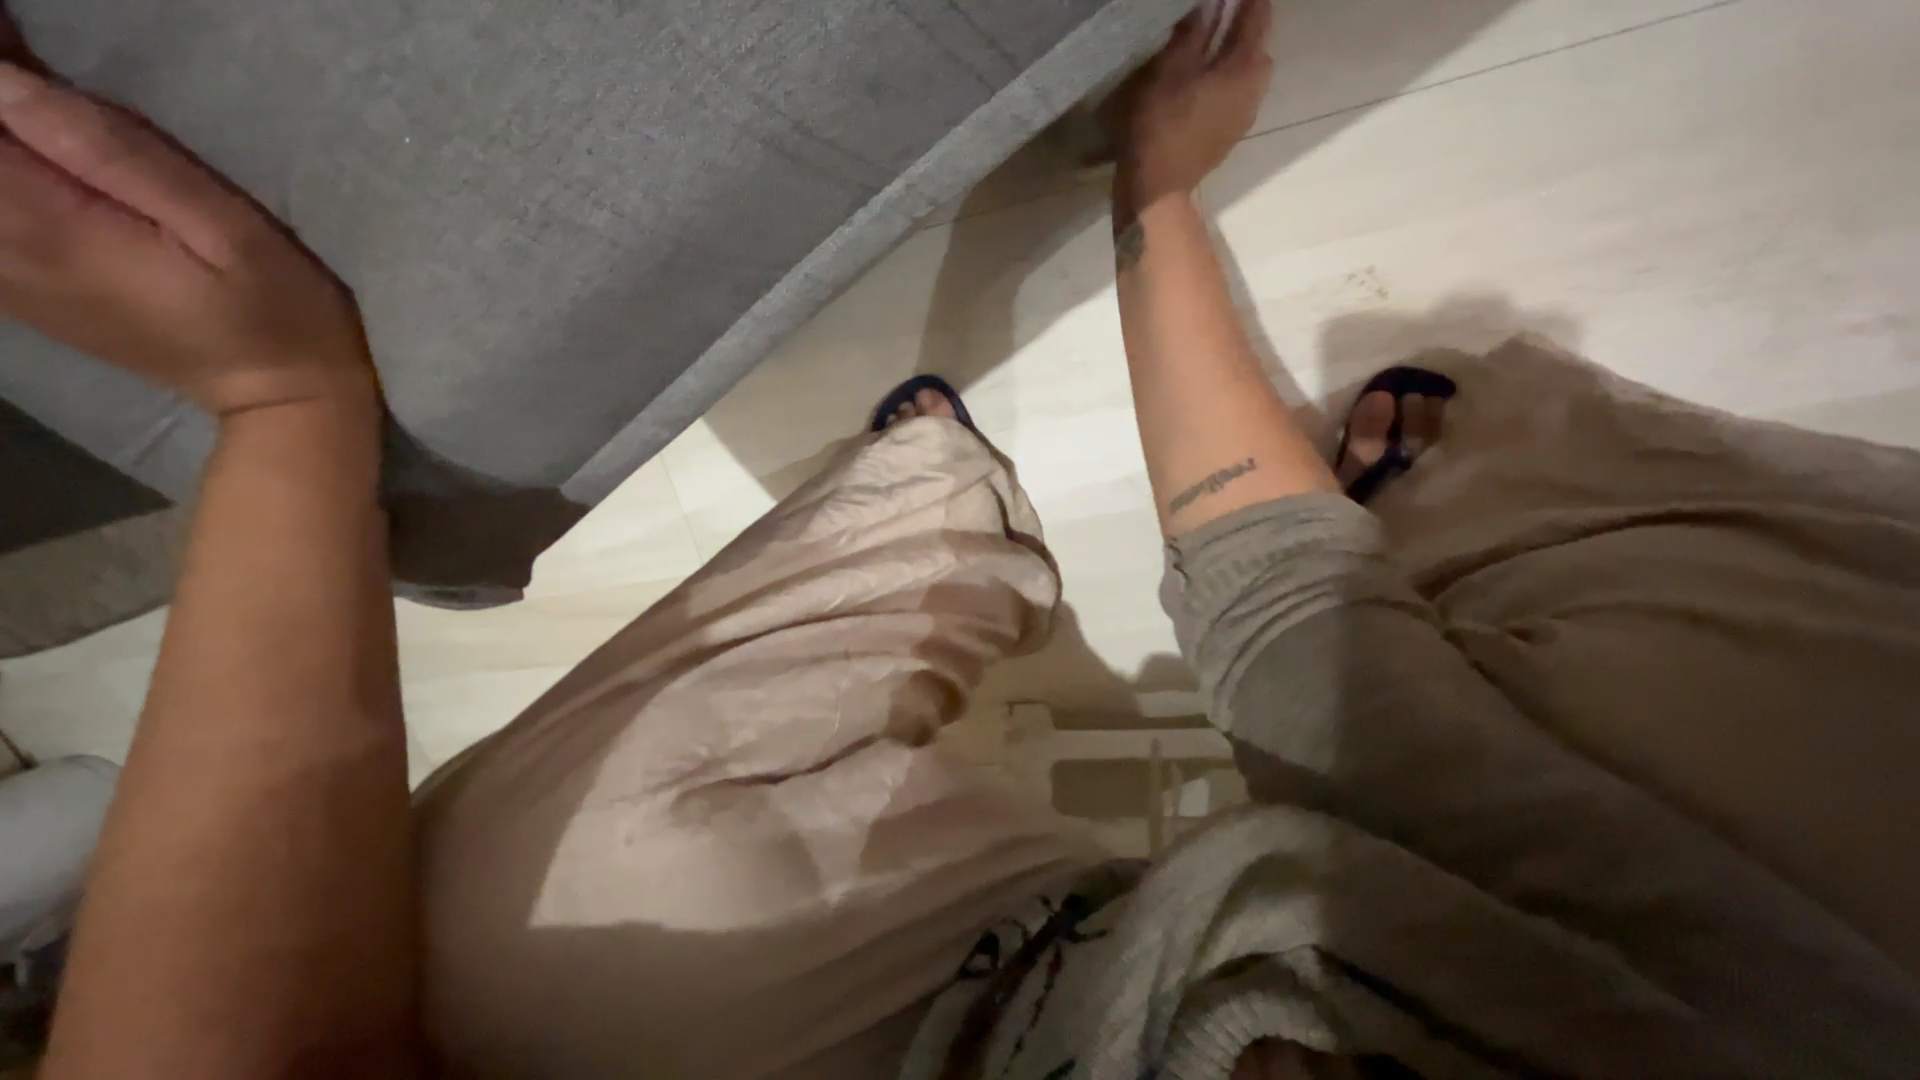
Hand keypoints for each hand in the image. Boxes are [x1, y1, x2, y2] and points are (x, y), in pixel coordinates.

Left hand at [0, 60, 375, 417]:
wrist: (282, 400)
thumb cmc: (282, 314)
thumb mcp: (231, 232)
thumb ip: (122, 156)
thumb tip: (6, 81)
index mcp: (46, 223)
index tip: (20, 39)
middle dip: (1, 104)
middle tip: (34, 64)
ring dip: (6, 141)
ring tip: (47, 124)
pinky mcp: (12, 284)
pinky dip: (6, 179)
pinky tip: (40, 167)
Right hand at [1114, 0, 1273, 207]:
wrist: (1158, 187)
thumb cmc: (1161, 125)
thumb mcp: (1169, 69)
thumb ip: (1192, 32)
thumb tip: (1206, 7)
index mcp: (1246, 66)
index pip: (1258, 15)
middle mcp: (1255, 89)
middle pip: (1257, 46)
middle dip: (1244, 26)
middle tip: (1221, 13)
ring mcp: (1244, 115)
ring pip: (1247, 74)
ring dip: (1234, 56)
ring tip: (1210, 46)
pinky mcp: (1229, 135)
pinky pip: (1235, 96)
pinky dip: (1225, 81)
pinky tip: (1204, 81)